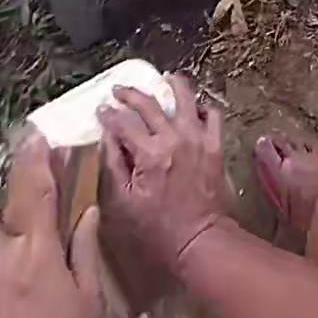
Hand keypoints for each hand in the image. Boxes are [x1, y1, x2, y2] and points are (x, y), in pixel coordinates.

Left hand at [0, 131, 102, 317]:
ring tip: (11, 280)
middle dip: (0, 223)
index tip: (35, 138)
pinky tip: (1, 313)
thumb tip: (87, 215)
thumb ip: (84, 249)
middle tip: (20, 238)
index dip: (36, 160)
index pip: (36, 192)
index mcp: (37, 253)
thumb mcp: (87, 298)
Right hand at [98, 75, 229, 272]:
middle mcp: (174, 138)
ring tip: (165, 79)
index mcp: (149, 154)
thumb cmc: (157, 228)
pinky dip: (202, 108)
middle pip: (150, 105)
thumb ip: (114, 166)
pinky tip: (193, 109)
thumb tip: (108, 137)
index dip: (109, 115)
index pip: (124, 124)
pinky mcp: (215, 144)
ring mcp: (198, 138)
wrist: (199, 239)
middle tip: (120, 90)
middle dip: (131, 94)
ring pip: (186, 99)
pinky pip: (212, 115)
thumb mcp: (123, 203)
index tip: (101, 110)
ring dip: (174, 85)